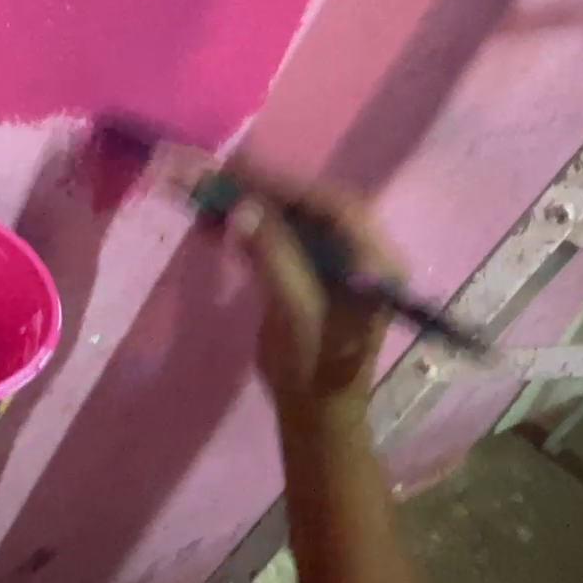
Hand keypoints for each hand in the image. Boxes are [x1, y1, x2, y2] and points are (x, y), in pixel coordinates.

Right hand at [230, 182, 402, 403]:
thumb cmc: (313, 367)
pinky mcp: (306, 273)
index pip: (334, 206)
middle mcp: (359, 253)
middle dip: (264, 191)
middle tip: (219, 176)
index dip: (289, 185)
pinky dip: (246, 229)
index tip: (243, 170)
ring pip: (290, 220)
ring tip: (208, 198)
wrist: (314, 412)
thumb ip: (273, 256)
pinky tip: (215, 225)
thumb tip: (243, 208)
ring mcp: (332, 262)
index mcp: (374, 261)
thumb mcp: (294, 312)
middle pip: (310, 207)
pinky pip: (277, 239)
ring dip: (250, 207)